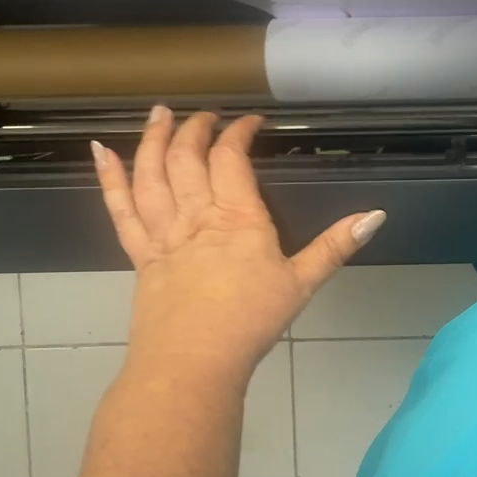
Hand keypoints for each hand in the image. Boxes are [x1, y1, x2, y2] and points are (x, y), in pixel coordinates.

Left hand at [92, 107, 385, 382]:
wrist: (192, 364)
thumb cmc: (250, 323)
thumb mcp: (302, 283)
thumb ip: (336, 245)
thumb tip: (376, 215)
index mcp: (238, 218)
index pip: (232, 159)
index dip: (239, 133)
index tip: (250, 121)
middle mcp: (197, 216)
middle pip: (187, 158)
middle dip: (196, 129)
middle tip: (204, 114)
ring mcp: (163, 233)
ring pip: (151, 174)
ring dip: (152, 139)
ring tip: (157, 112)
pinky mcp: (140, 253)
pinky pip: (120, 208)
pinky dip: (109, 177)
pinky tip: (100, 153)